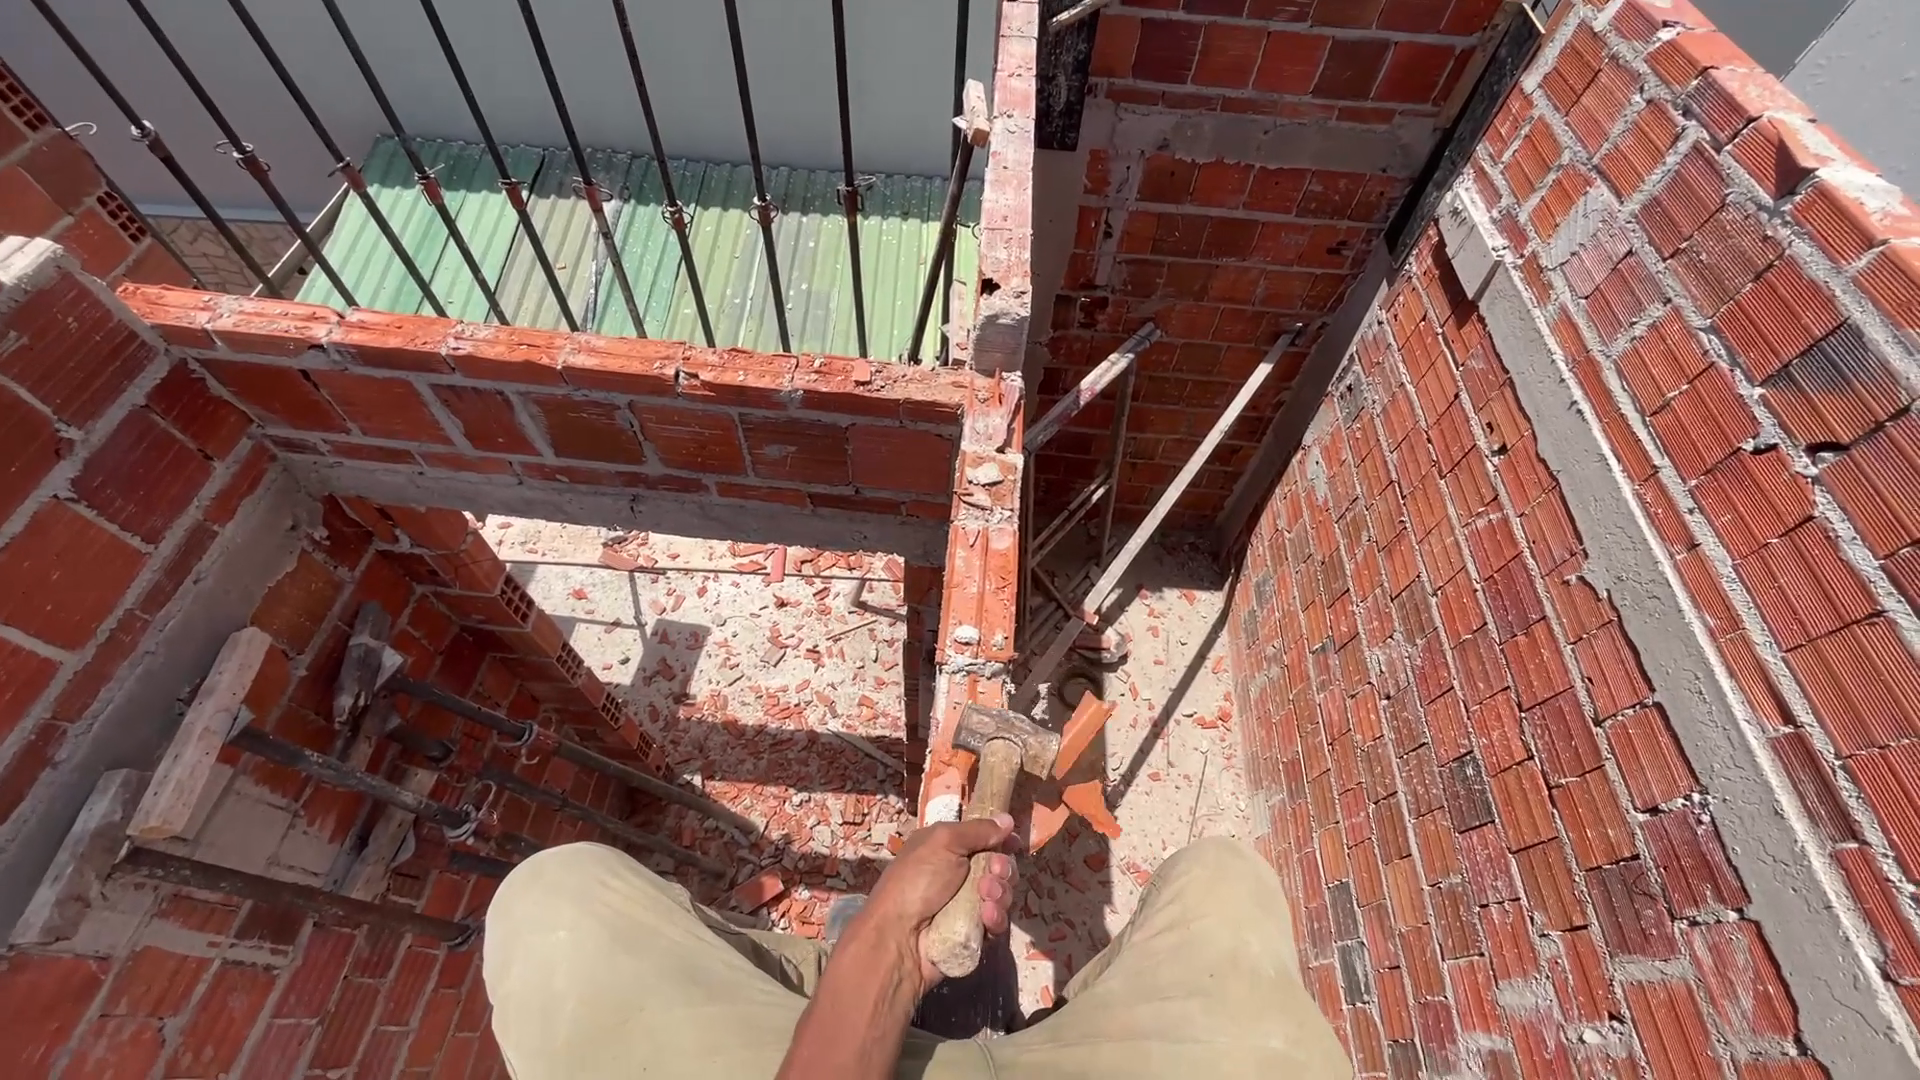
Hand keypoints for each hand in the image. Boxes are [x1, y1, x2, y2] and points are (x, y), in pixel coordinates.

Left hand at [848, 813, 1017, 992]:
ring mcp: (966, 905)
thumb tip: (1007, 819)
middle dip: (1002, 867)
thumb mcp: (944, 841)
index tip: (1013, 843)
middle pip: (998, 866)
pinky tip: (985, 917)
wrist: (899, 936)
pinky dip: (995, 918)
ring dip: (999, 892)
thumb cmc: (917, 879)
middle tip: (993, 872)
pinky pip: (997, 922)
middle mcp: (958, 874)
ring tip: (985, 897)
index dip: (1001, 841)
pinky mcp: (973, 933)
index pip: (984, 840)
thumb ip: (978, 830)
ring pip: (1001, 894)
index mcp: (948, 848)